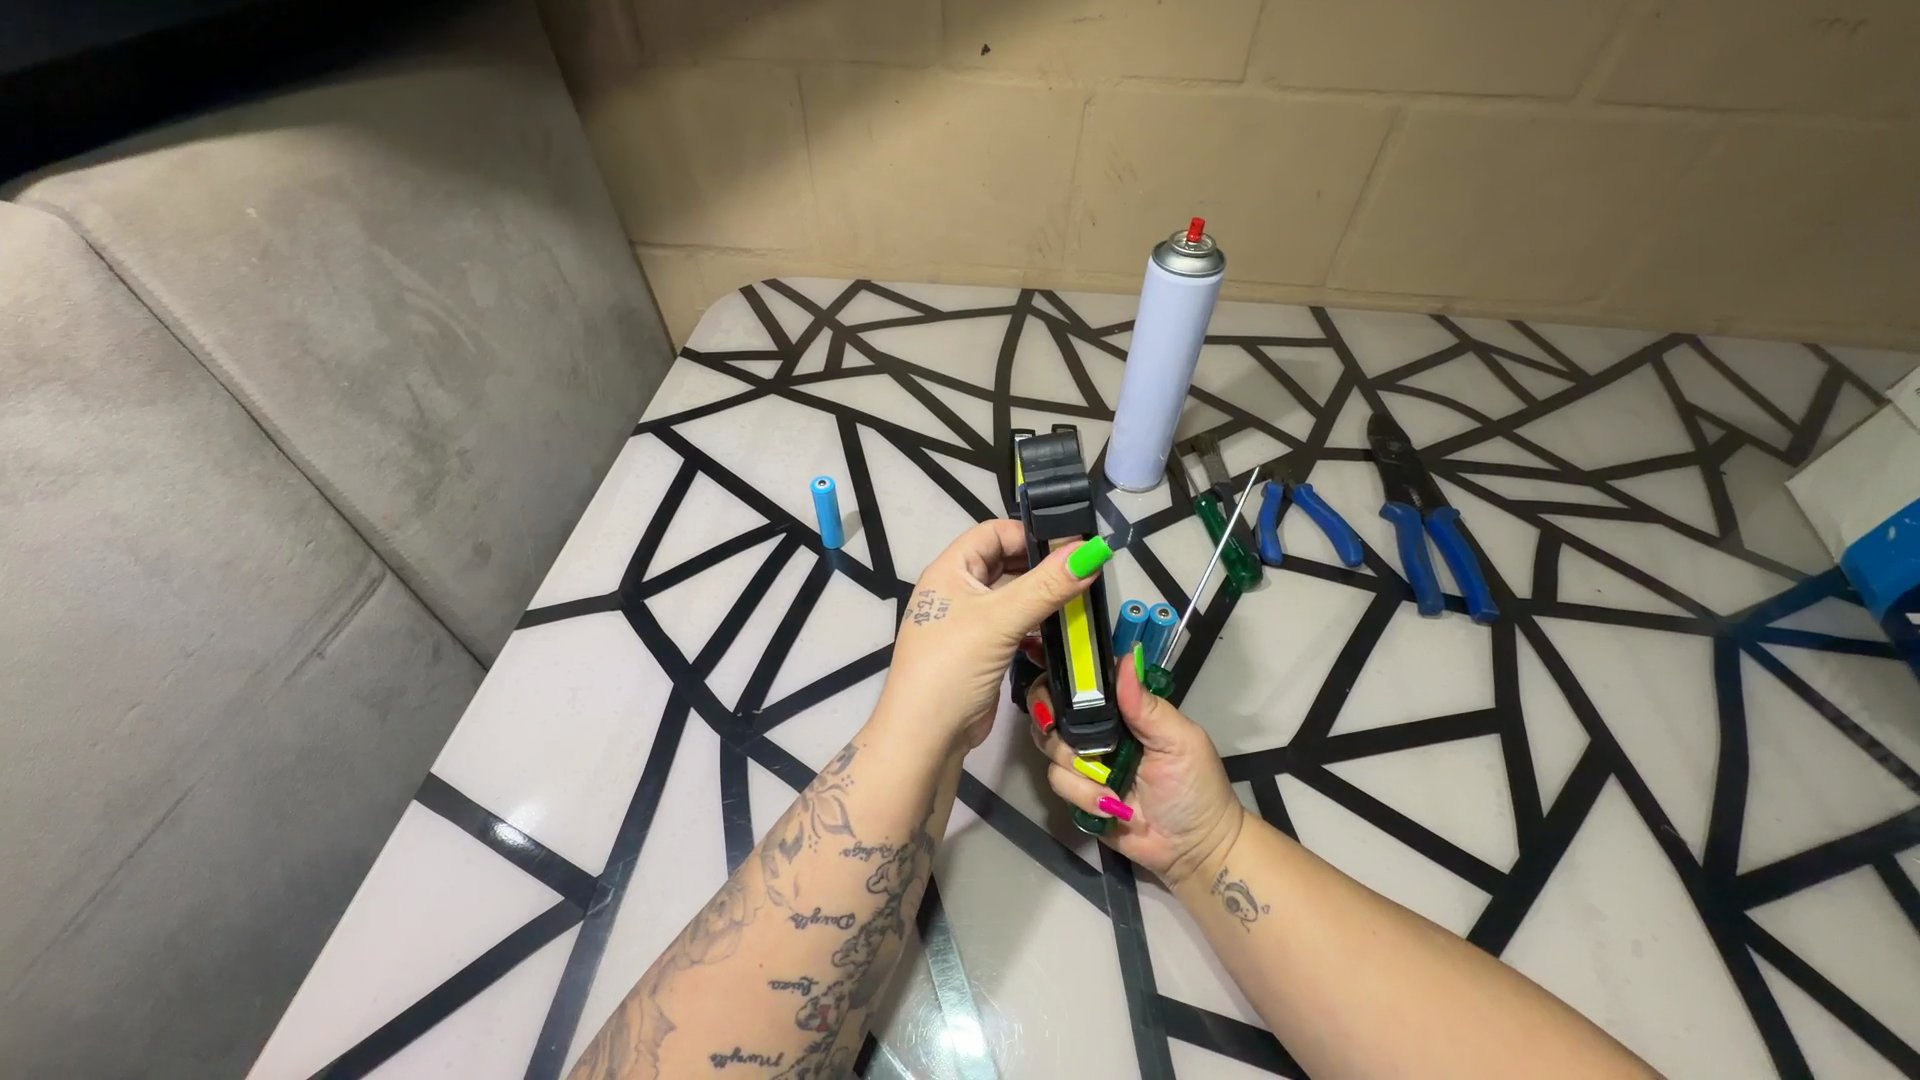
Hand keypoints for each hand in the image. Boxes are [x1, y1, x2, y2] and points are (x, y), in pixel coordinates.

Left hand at [881, 520, 1100, 751]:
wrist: (926, 737)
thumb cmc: (952, 666)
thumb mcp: (1000, 620)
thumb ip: (1047, 586)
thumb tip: (1092, 552)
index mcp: (950, 570)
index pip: (993, 533)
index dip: (1029, 533)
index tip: (1071, 544)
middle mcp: (958, 590)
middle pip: (1006, 562)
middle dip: (1042, 566)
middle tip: (1084, 572)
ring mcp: (970, 623)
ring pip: (1014, 596)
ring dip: (1043, 598)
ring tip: (1081, 600)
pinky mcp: (983, 651)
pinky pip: (1015, 626)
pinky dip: (1037, 626)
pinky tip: (1060, 634)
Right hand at [1029, 654, 1245, 888]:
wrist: (1193, 849)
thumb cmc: (1196, 787)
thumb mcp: (1180, 741)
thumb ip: (1147, 705)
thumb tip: (1125, 658)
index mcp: (1122, 709)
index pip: (1082, 681)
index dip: (1059, 676)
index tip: (1048, 679)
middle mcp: (1097, 730)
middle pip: (1050, 709)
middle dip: (1054, 724)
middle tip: (1074, 743)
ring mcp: (1085, 762)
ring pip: (1051, 749)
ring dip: (1079, 771)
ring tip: (1110, 787)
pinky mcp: (1077, 792)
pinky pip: (1059, 783)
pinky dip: (1083, 796)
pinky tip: (1110, 807)